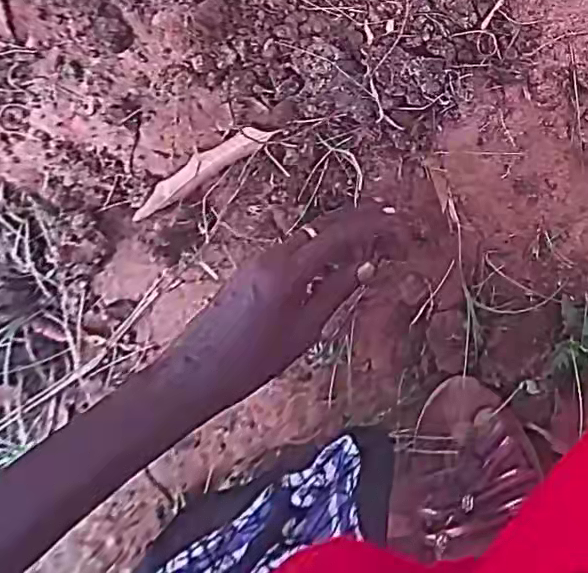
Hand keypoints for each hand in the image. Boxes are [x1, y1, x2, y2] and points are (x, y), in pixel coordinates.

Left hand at [162, 210, 395, 410]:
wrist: (192, 375)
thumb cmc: (252, 361)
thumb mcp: (305, 331)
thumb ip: (337, 292)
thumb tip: (367, 266)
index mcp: (290, 270)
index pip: (339, 235)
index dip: (370, 225)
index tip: (394, 219)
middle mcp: (274, 255)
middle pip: (324, 224)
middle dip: (358, 217)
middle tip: (387, 212)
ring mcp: (260, 259)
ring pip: (309, 235)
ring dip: (339, 232)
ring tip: (367, 239)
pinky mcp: (252, 268)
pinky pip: (294, 248)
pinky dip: (319, 247)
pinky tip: (332, 263)